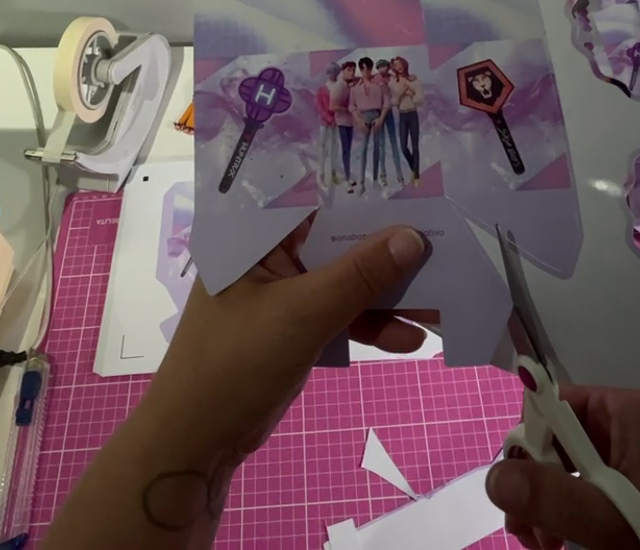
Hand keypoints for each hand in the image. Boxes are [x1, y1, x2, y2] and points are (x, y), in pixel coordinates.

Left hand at [142, 218, 429, 462]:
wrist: (197, 443)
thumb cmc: (237, 361)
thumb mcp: (303, 312)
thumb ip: (359, 274)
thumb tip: (412, 236)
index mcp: (257, 234)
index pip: (319, 203)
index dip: (368, 200)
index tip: (419, 197)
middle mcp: (270, 255)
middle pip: (338, 243)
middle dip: (388, 253)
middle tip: (442, 250)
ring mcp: (284, 293)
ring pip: (345, 281)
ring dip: (387, 295)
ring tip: (439, 304)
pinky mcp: (295, 327)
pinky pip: (341, 314)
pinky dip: (371, 325)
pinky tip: (409, 339)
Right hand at [486, 387, 639, 549]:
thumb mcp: (618, 519)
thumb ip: (554, 500)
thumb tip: (492, 479)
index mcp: (625, 403)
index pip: (551, 403)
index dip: (530, 448)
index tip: (522, 500)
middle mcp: (633, 420)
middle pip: (562, 442)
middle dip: (542, 490)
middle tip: (536, 543)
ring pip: (580, 474)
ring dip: (562, 513)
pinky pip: (606, 494)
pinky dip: (590, 523)